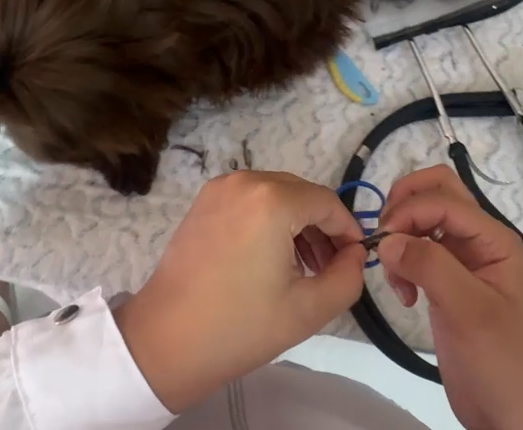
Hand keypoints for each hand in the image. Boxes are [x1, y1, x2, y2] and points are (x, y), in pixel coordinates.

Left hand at [115, 170, 366, 410]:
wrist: (167, 340)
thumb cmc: (240, 325)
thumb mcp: (308, 309)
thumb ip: (347, 277)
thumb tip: (355, 254)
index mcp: (272, 200)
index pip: (327, 203)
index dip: (347, 230)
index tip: (354, 261)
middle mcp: (246, 181)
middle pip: (301, 194)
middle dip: (322, 227)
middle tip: (328, 269)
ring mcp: (220, 188)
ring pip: (276, 194)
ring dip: (296, 223)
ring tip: (301, 269)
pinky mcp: (204, 201)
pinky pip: (251, 199)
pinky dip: (268, 219)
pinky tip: (269, 258)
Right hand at [376, 166, 522, 429]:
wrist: (510, 417)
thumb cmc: (500, 362)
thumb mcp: (469, 312)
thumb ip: (430, 267)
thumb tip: (387, 238)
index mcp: (494, 239)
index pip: (445, 199)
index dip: (410, 210)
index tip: (383, 241)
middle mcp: (478, 240)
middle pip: (436, 192)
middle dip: (404, 205)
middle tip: (384, 238)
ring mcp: (462, 260)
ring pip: (423, 218)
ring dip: (401, 234)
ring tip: (395, 276)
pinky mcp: (445, 280)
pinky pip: (417, 248)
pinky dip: (402, 259)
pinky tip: (403, 292)